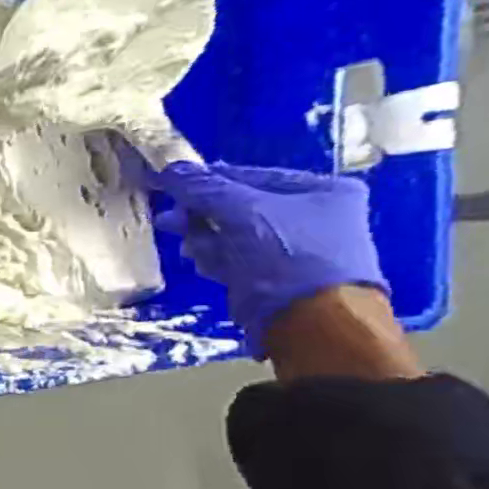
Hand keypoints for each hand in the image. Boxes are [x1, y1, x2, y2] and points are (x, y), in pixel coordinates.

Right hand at [150, 162, 387, 356]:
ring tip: (186, 245)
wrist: (309, 320)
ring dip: (202, 237)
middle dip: (200, 213)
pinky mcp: (268, 275)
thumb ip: (205, 189)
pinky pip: (231, 257)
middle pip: (237, 206)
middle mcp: (310, 217)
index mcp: (322, 191)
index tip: (167, 183)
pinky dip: (213, 257)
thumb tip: (169, 168)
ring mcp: (289, 248)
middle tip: (170, 220)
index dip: (207, 179)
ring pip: (229, 233)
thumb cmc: (288, 256)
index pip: (251, 176)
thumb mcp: (244, 213)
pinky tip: (200, 261)